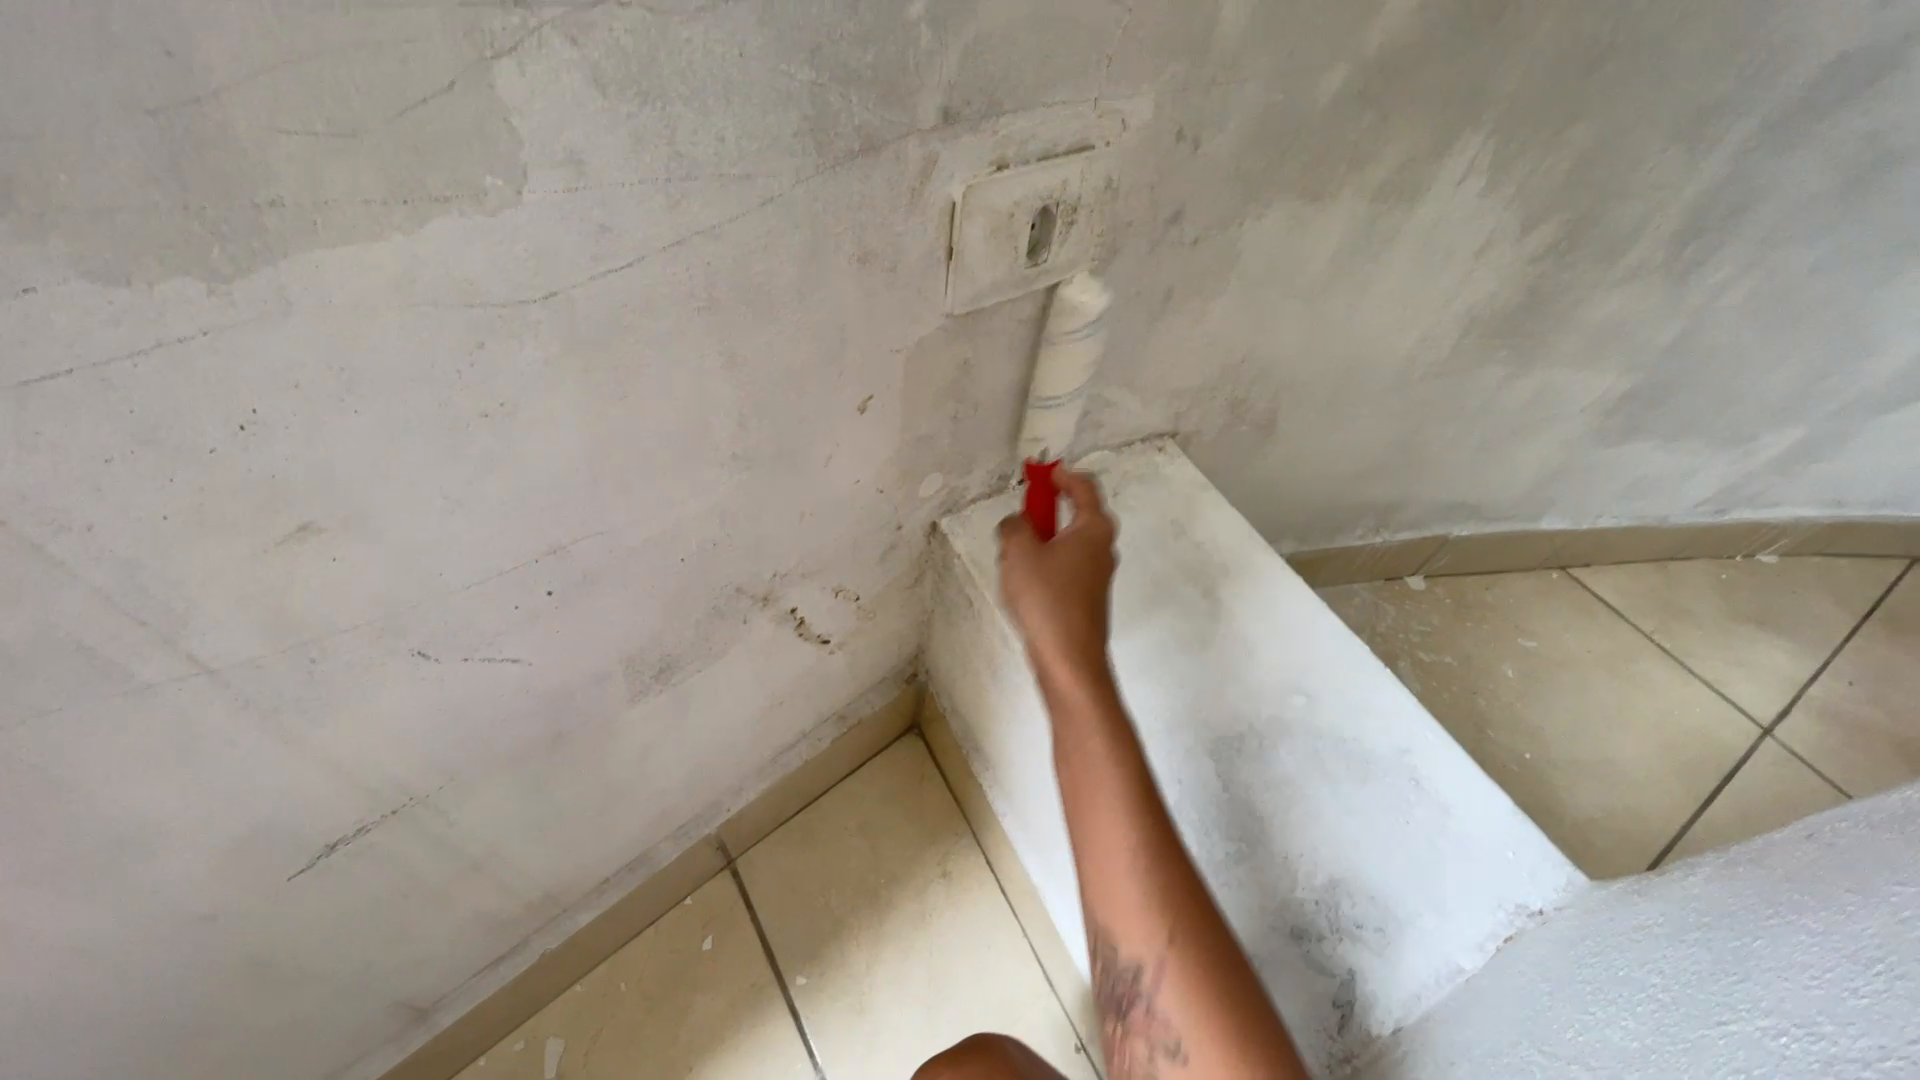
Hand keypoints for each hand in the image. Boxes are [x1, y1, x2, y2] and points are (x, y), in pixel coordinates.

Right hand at [997, 469, 1118, 680]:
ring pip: (1066, 545)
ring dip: (1039, 545)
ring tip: (1012, 563)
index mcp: (1094, 528)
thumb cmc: (1047, 598)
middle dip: (1044, 515)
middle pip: (1075, 516)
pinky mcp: (1088, 599)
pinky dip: (1044, 568)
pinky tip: (1023, 589)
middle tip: (1018, 523)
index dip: (1061, 475)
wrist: (1069, 658)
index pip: (1084, 486)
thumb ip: (1014, 526)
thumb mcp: (1019, 551)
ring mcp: (1098, 575)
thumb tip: (1017, 524)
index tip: (1041, 474)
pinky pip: (1064, 569)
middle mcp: (1103, 547)